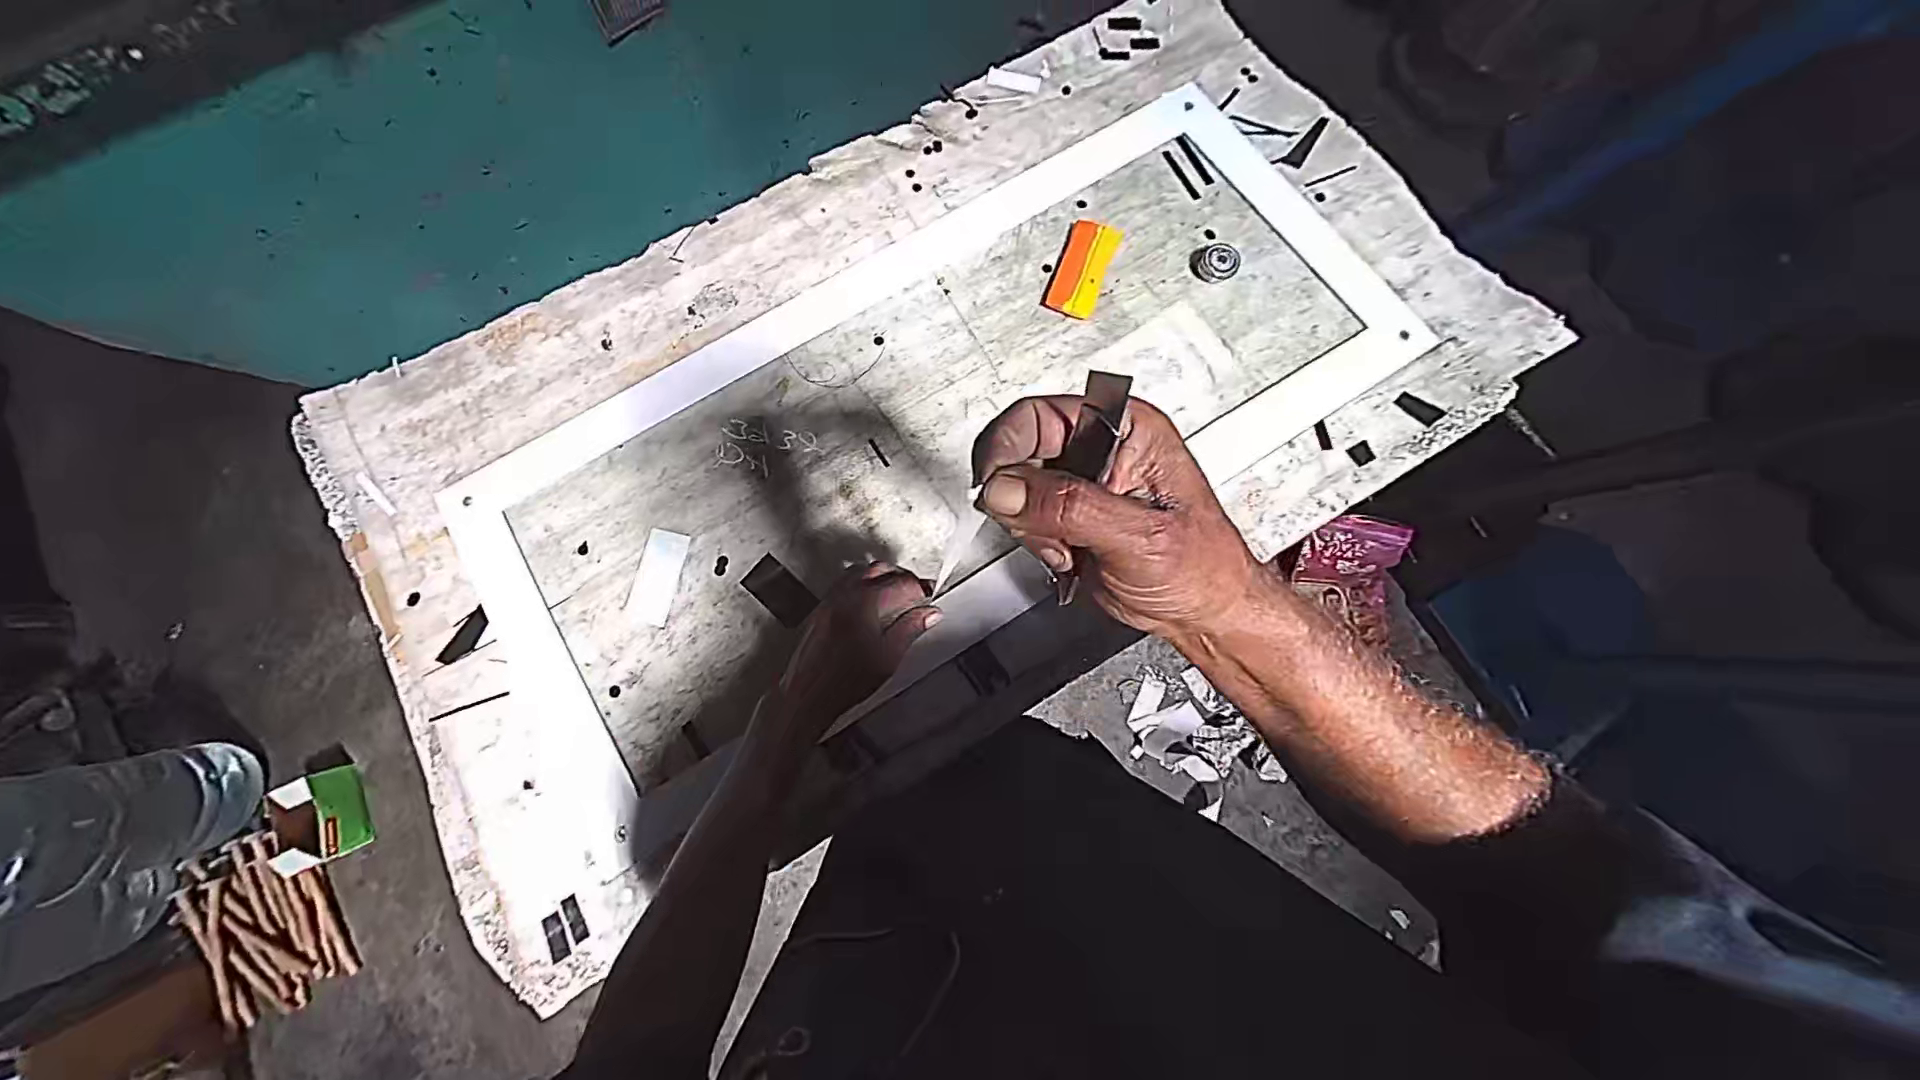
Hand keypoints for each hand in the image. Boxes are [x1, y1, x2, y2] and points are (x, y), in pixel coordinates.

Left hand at [769, 563, 942, 734]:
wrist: (808, 695)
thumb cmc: (842, 681)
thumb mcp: (889, 656)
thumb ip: (911, 629)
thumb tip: (927, 615)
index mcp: (866, 601)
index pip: (902, 582)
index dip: (921, 589)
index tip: (928, 598)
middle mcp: (846, 594)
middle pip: (880, 569)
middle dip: (902, 578)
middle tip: (915, 595)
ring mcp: (831, 600)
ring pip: (860, 571)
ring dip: (880, 577)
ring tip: (894, 595)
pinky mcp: (820, 609)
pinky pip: (844, 583)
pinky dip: (860, 584)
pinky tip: (868, 602)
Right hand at [971, 395, 1264, 637]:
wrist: (1201, 612)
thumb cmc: (1202, 568)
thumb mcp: (1139, 536)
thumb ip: (1071, 507)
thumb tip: (1008, 487)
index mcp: (1126, 429)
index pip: (1038, 416)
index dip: (1007, 448)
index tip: (996, 486)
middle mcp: (1099, 449)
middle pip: (1017, 452)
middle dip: (1022, 500)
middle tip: (1050, 528)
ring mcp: (1079, 483)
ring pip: (1012, 489)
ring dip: (1030, 528)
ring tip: (1072, 546)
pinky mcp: (1065, 515)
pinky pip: (1021, 519)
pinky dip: (1033, 543)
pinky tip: (1069, 556)